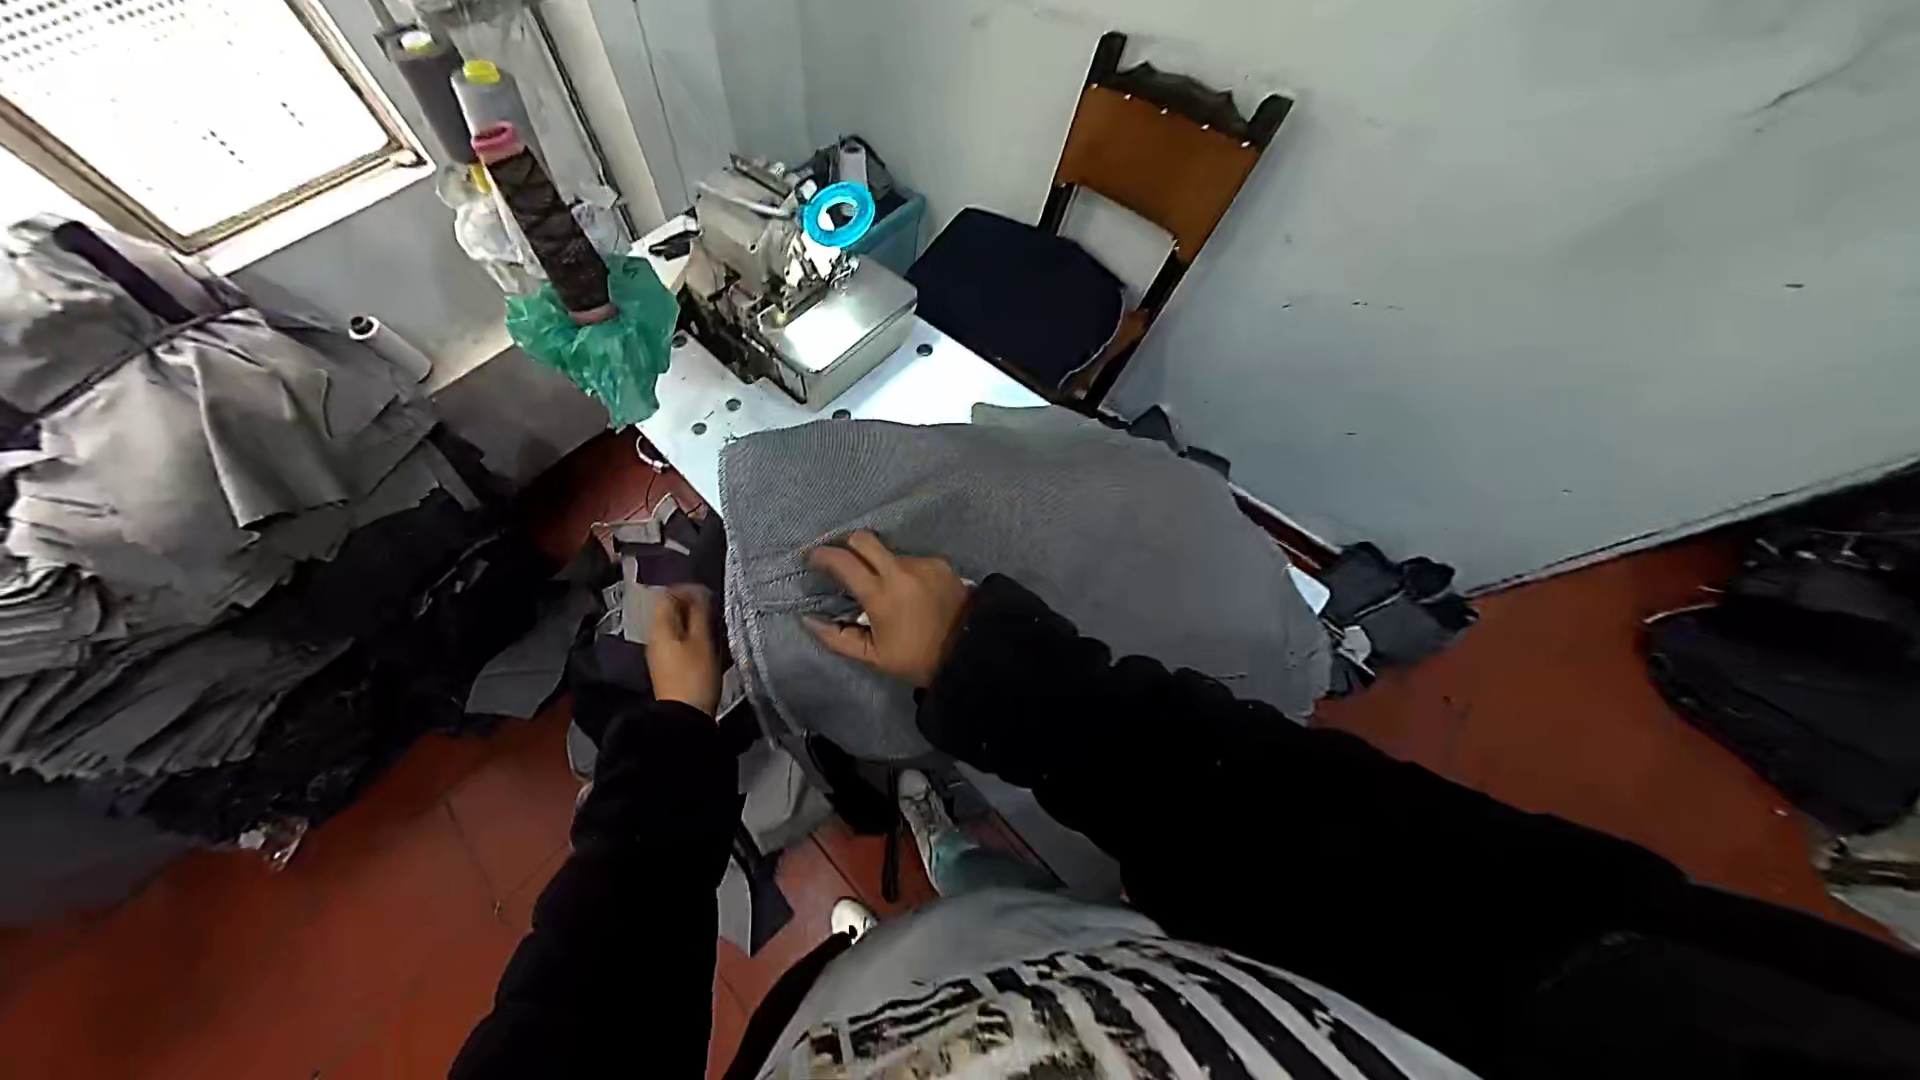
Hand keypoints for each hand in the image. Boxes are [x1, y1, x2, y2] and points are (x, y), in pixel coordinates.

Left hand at [646, 584, 721, 715]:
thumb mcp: (703, 641)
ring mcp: (659, 651)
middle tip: (713, 606)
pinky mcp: (667, 664)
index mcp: (660, 628)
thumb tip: (701, 593)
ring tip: (713, 622)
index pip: (668, 595)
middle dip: (691, 603)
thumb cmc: (696, 675)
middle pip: (669, 609)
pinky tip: (706, 640)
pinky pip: (677, 638)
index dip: (687, 589)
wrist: (684, 715)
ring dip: (693, 619)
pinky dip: (691, 633)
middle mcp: (655, 636)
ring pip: (674, 624)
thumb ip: (701, 613)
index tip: (708, 593)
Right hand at [806, 530, 969, 687]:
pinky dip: (904, 571)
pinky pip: (912, 559)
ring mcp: (922, 563)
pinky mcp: (940, 563)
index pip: (843, 561)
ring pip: (889, 551)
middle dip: (848, 546)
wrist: (970, 651)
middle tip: (844, 565)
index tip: (813, 560)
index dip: (822, 555)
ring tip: (886, 590)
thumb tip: (808, 619)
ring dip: (879, 564)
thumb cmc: (917, 658)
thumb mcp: (873, 657)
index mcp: (880, 594)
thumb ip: (837, 637)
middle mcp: (900, 570)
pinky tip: (911, 592)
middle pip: (863, 538)